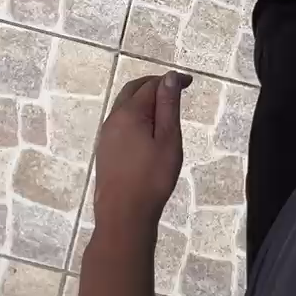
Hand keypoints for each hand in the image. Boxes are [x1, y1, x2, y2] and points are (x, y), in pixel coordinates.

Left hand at [91, 71, 190, 239]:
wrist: (123, 218)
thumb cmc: (152, 178)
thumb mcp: (168, 139)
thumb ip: (168, 106)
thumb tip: (169, 77)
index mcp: (129, 113)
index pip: (151, 85)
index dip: (171, 80)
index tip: (190, 82)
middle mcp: (113, 119)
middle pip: (133, 90)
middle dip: (155, 85)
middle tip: (176, 90)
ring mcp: (106, 136)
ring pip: (125, 106)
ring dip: (144, 100)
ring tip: (166, 109)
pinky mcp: (105, 151)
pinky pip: (121, 121)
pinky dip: (136, 115)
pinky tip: (149, 130)